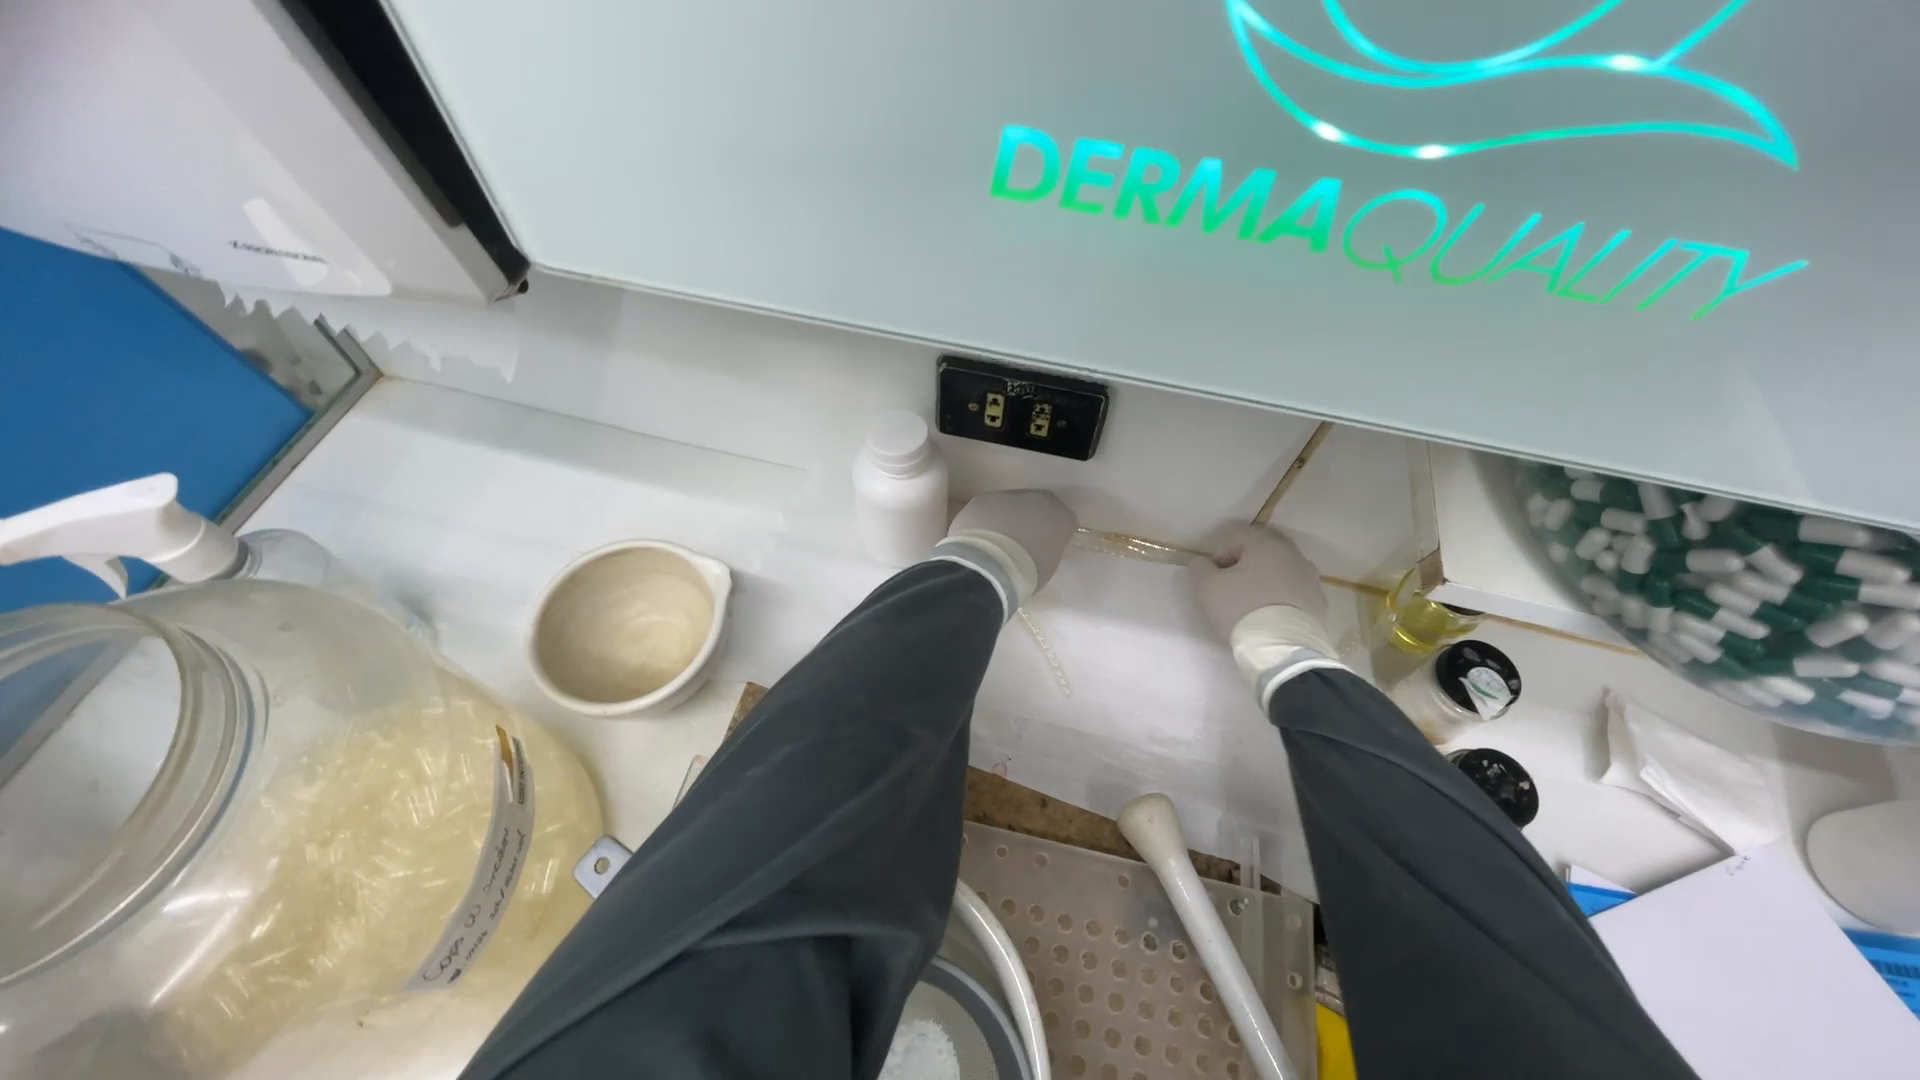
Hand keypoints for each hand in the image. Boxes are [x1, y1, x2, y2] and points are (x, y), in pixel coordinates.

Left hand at [948, 490, 1077, 592]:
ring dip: (1007, 517)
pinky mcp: (982, 499)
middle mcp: (1037, 499)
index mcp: (1061, 517)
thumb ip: (1049, 547)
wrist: (989, 566)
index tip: (1048, 546)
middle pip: (1038, 505)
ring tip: (997, 540)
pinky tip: (980, 537)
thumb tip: (1039, 545)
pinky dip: (986, 520)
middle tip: (1023, 540)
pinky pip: (988, 508)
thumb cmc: (1027, 572)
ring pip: (1011, 504)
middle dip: (1033, 518)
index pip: (1065, 520)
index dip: (1056, 532)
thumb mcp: (1049, 564)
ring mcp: (1008, 496)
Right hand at [1187, 525, 1327, 639]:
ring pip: (1281, 572)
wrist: (1282, 647)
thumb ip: (1200, 568)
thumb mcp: (1207, 587)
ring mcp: (1310, 579)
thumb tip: (1203, 563)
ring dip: (1265, 582)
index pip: (1238, 537)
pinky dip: (1282, 599)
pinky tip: (1271, 616)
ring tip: (1252, 605)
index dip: (1220, 555)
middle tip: (1232, 588)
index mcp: (1266, 545)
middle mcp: (1293, 555)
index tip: (1214, 577)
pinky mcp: (1318, 603)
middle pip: (1263, 552)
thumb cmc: (1241, 608)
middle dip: (1245, 566)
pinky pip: (1295, 593)